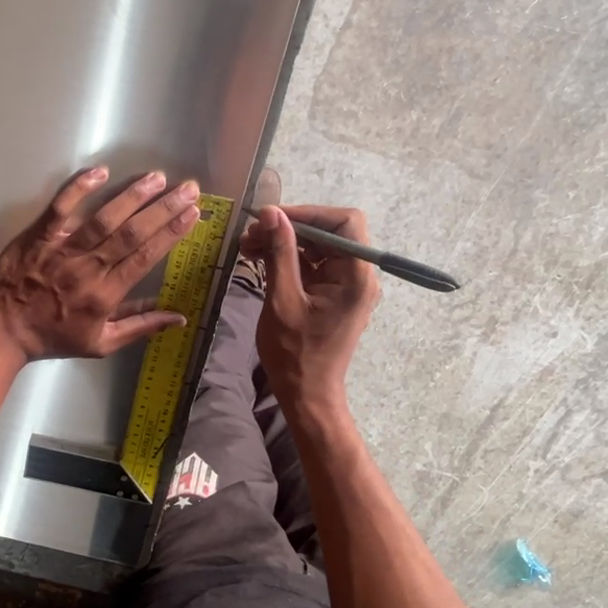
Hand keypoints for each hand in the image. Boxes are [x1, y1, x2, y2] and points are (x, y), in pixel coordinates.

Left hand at [0, 167, 199, 360]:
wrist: (3, 331)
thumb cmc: (53, 337)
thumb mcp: (101, 343)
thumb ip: (140, 326)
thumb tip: (179, 317)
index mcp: (105, 296)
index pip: (145, 258)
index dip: (171, 234)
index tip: (192, 214)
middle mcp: (88, 270)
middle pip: (131, 234)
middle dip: (163, 210)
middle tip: (188, 189)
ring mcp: (62, 250)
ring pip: (102, 219)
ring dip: (132, 196)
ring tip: (157, 178)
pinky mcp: (38, 237)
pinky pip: (60, 208)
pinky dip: (79, 188)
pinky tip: (101, 171)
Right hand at [242, 204, 379, 408]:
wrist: (306, 395)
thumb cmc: (294, 354)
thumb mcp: (282, 300)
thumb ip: (280, 253)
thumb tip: (271, 212)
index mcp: (356, 277)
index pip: (345, 222)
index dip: (308, 213)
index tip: (272, 219)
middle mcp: (359, 276)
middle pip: (329, 232)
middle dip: (289, 228)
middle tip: (250, 235)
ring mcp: (346, 285)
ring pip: (317, 246)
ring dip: (283, 242)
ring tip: (247, 247)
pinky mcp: (333, 294)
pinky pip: (313, 264)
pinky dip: (287, 258)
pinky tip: (259, 259)